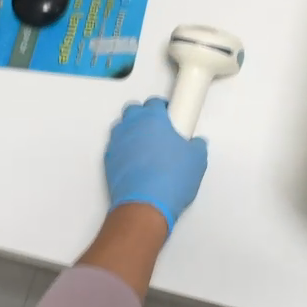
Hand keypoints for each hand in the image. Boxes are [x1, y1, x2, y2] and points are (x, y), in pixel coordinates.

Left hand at [104, 97, 208, 231]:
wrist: (145, 204)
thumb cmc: (172, 177)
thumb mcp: (197, 160)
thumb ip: (197, 146)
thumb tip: (196, 143)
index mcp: (152, 118)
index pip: (154, 102)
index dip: (163, 108)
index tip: (170, 116)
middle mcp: (131, 126)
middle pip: (133, 110)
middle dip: (143, 116)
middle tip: (157, 130)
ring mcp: (116, 143)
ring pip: (122, 128)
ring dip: (131, 132)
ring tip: (145, 147)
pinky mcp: (108, 161)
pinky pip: (116, 148)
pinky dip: (124, 151)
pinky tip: (135, 163)